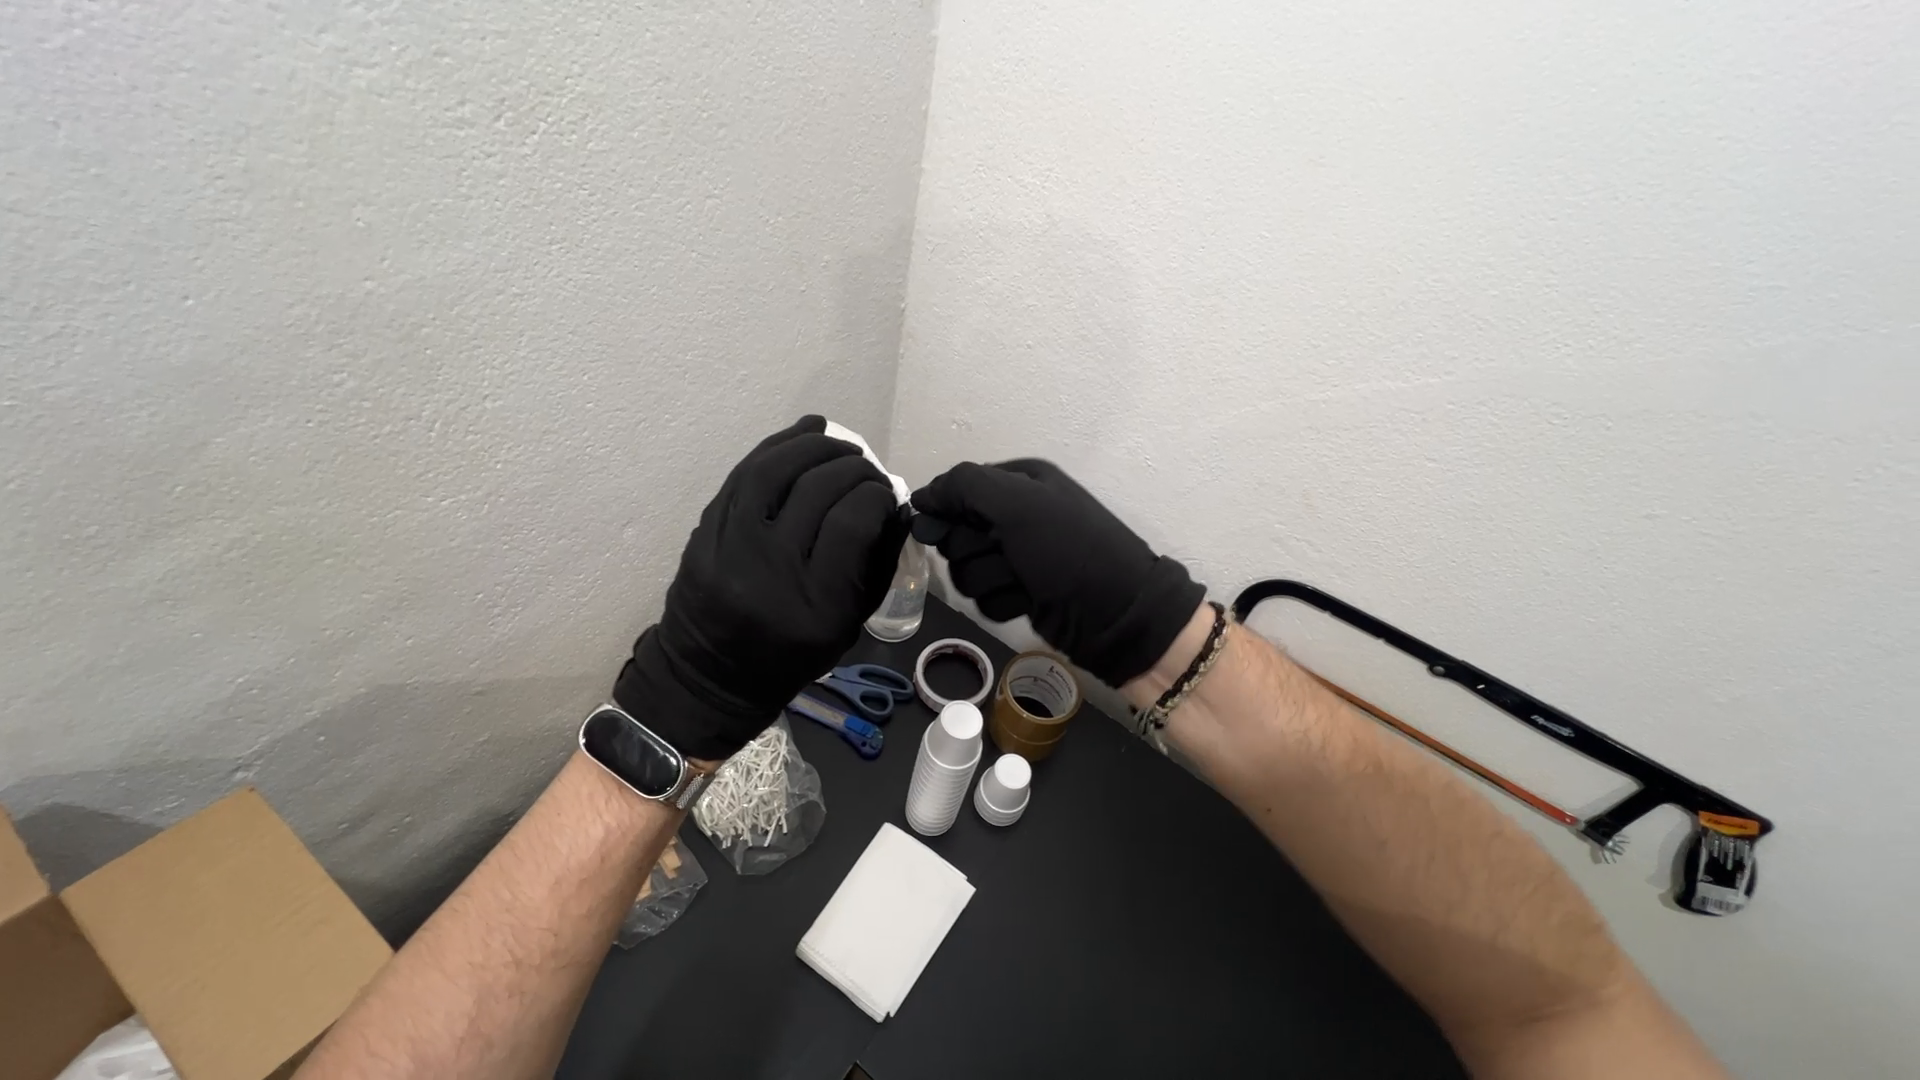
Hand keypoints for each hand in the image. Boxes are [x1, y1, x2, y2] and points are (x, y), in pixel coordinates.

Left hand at [614, 416, 907, 760]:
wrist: (709, 678)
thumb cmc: (791, 659)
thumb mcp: (849, 625)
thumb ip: (877, 563)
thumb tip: (895, 505)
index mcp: (815, 605)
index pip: (852, 521)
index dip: (877, 495)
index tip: (886, 496)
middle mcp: (770, 571)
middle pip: (818, 489)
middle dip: (854, 468)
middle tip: (869, 471)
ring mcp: (729, 548)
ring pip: (775, 470)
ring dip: (815, 446)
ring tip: (841, 446)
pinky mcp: (705, 533)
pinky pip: (743, 474)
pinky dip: (778, 446)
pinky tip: (806, 434)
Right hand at [910, 460, 1204, 686]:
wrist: (1117, 614)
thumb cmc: (1069, 549)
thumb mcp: (1019, 503)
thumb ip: (965, 486)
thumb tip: (921, 496)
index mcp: (1020, 482)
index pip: (958, 489)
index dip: (946, 511)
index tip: (938, 529)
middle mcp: (1016, 516)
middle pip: (956, 533)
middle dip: (973, 551)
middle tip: (1002, 554)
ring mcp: (1018, 558)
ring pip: (966, 570)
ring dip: (989, 580)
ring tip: (1022, 582)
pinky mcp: (1020, 594)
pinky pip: (983, 598)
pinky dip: (1002, 602)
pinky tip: (1027, 603)